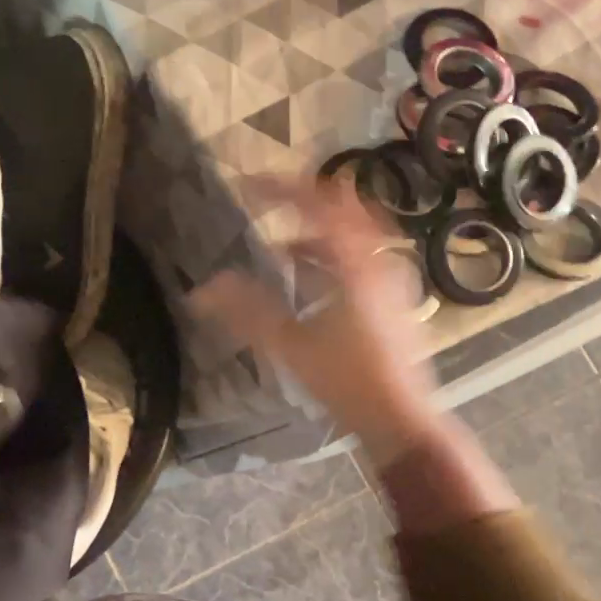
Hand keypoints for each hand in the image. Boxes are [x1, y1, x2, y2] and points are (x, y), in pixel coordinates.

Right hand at [190, 169, 442, 466]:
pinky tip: (305, 277)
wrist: (398, 417)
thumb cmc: (346, 380)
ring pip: (354, 233)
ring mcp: (390, 279)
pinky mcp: (391, 299)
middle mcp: (379, 261)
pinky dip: (330, 253)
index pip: (317, 204)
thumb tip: (202, 289)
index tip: (246, 183)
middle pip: (344, 208)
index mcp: (355, 264)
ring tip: (280, 241)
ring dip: (316, 227)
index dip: (279, 187)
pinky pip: (359, 256)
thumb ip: (245, 312)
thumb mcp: (288, 345)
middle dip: (303, 197)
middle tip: (268, 196)